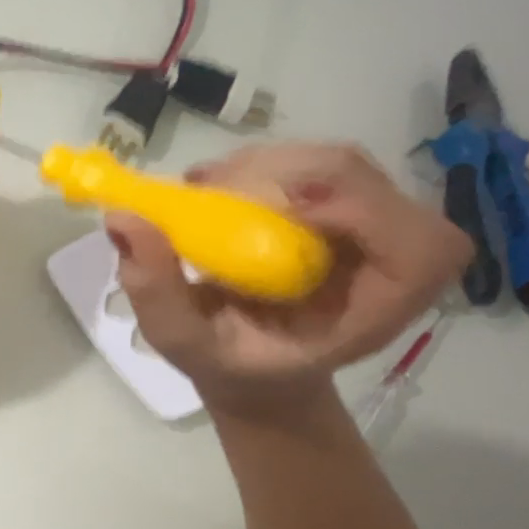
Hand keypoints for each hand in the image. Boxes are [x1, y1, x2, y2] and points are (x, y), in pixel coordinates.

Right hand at [105, 142, 470, 413]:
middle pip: (360, 180)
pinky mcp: (349, 200)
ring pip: (332, 161)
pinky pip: (313, 162)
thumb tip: (122, 218)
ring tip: (198, 197)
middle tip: (200, 193)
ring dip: (260, 167)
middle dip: (277, 175)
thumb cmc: (232, 365)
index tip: (266, 210)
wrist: (260, 367)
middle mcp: (397, 253)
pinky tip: (217, 193)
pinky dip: (259, 167)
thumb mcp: (185, 342)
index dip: (350, 206)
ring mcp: (377, 220)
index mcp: (383, 304)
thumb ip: (158, 290)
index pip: (406, 239)